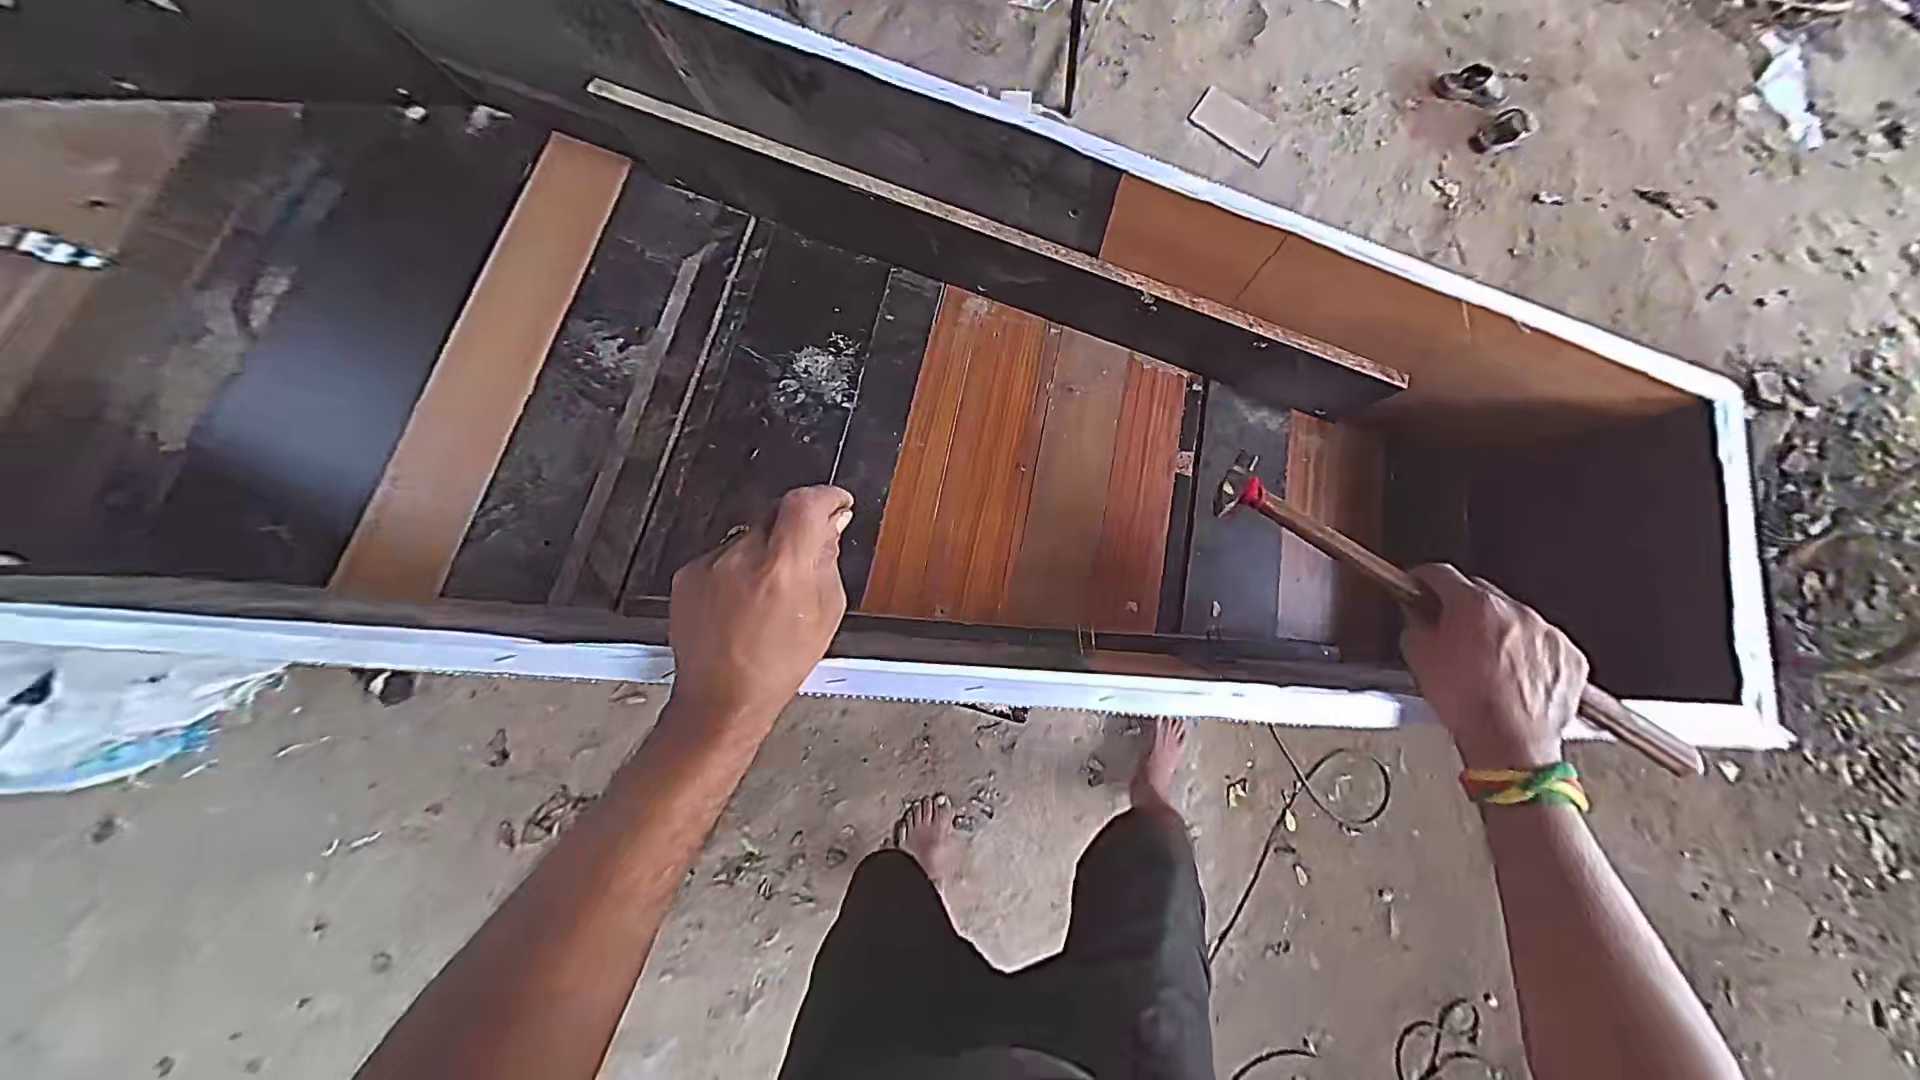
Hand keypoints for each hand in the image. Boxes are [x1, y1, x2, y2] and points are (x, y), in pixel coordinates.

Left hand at [667, 486, 853, 728]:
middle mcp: (743, 558)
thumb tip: (833, 524)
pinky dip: (738, 568)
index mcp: (783, 568)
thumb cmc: (777, 665)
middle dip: (796, 527)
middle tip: (804, 557)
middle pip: (776, 513)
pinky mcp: (689, 573)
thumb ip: (828, 558)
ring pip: (750, 534)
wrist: (723, 697)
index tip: (835, 502)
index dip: (827, 496)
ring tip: (768, 595)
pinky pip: (724, 553)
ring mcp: (711, 564)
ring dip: (765, 551)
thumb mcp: (826, 611)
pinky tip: (743, 601)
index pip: (805, 502)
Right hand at [1399, 564, 1588, 769]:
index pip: (1441, 573)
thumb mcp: (1417, 655)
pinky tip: (1506, 673)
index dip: (1422, 577)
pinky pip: (1540, 641)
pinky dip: (1523, 651)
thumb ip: (1415, 623)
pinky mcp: (1568, 656)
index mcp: (1474, 606)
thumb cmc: (1466, 701)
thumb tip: (1419, 614)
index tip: (1418, 582)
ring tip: (1480, 661)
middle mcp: (1515, 612)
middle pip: (1480, 593)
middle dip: (1460, 606)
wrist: (1509, 741)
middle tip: (1446, 628)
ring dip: (1494, 629)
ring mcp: (1546, 633)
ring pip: (1512, 618)